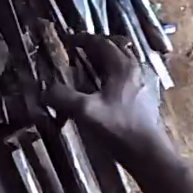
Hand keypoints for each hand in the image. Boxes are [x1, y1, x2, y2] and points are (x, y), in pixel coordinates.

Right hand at [47, 32, 170, 161]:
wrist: (148, 154)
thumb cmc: (119, 128)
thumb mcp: (85, 112)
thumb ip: (62, 97)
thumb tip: (44, 90)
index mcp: (122, 66)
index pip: (101, 43)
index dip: (83, 39)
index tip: (67, 40)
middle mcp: (135, 69)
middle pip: (116, 47)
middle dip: (98, 44)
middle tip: (80, 49)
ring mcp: (142, 83)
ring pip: (124, 60)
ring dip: (107, 58)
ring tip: (90, 66)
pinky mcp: (145, 97)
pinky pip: (127, 75)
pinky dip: (113, 73)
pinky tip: (104, 88)